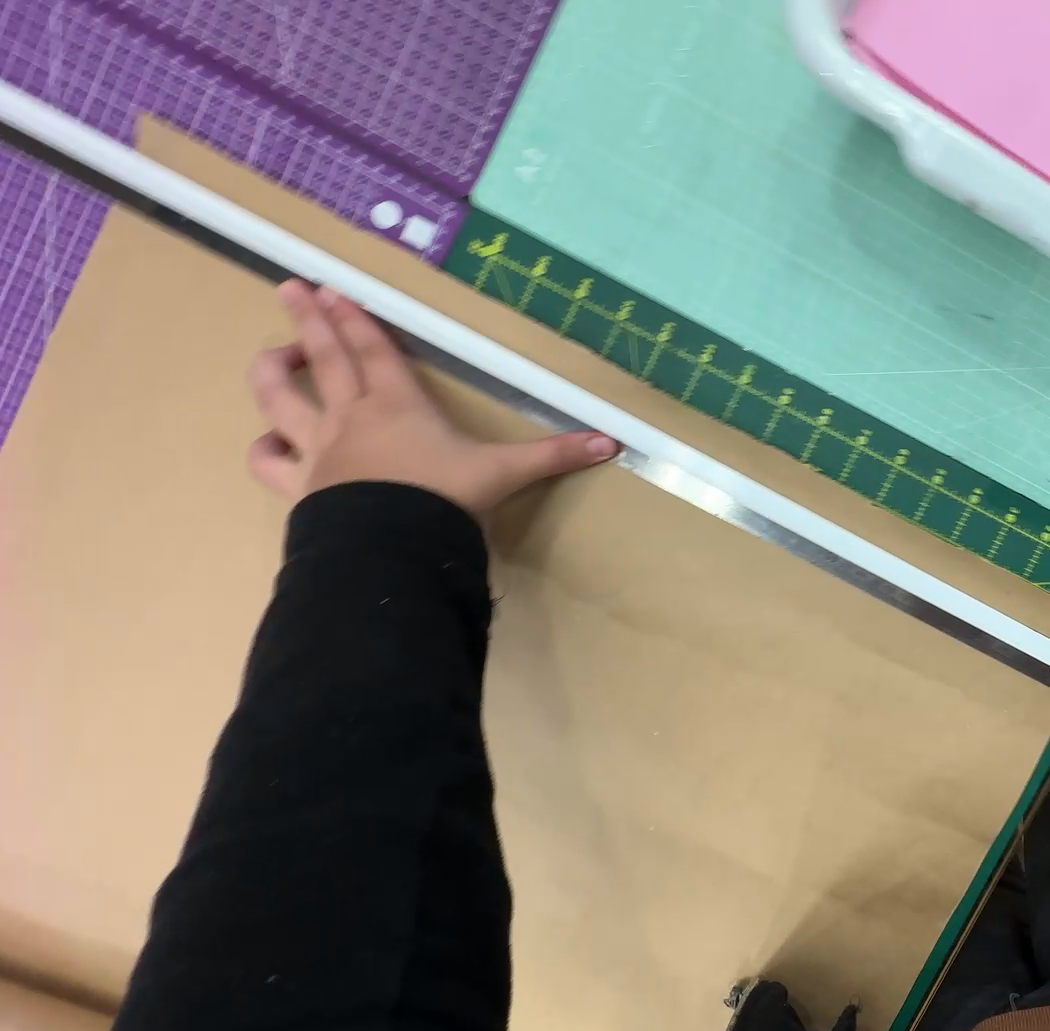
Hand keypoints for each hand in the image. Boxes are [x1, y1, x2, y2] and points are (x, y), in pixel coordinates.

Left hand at [247, 281, 619, 515]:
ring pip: (278, 400)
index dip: (355, 320)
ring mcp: (319, 451)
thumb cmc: (449, 498)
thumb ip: (556, 454)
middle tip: (292, 289)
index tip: (332, 290)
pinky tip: (266, 442)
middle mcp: (352, 418)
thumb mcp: (509, 471)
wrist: (396, 546)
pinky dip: (262, 448)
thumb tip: (611, 442)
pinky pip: (267, 462)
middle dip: (308, 321)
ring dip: (271, 372)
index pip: (373, 352)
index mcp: (398, 406)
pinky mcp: (301, 487)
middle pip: (324, 359)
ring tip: (271, 356)